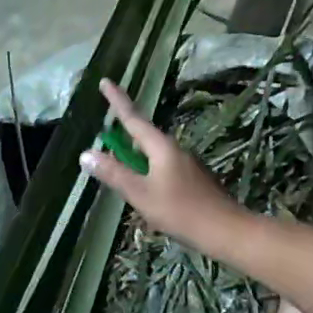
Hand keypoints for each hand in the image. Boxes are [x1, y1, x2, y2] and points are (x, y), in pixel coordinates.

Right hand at [80, 79, 248, 252]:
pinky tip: (145, 192)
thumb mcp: (141, 194)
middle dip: (124, 133)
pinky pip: (162, 168)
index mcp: (161, 147)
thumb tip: (86, 153)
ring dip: (135, 158)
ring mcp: (186, 164)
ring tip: (120, 171)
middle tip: (105, 134)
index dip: (117, 100)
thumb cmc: (181, 211)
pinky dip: (147, 172)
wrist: (226, 230)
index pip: (133, 118)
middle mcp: (175, 149)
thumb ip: (114, 174)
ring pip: (153, 155)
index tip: (105, 81)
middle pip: (143, 136)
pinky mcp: (192, 179)